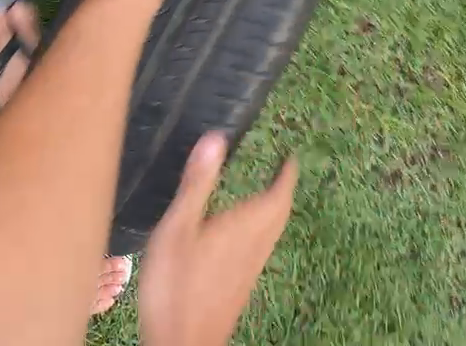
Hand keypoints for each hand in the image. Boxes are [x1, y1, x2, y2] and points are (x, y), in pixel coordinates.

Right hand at [138, 132, 297, 345]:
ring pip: (271, 233)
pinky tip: (242, 232)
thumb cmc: (176, 284)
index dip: (286, 177)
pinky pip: (259, 247)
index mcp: (241, 229)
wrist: (181, 343)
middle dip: (283, 192)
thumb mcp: (178, 226)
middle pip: (278, 216)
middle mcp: (251, 248)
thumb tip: (216, 139)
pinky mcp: (237, 286)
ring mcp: (246, 270)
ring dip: (274, 210)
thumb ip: (197, 184)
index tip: (290, 158)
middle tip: (282, 171)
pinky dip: (260, 228)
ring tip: (267, 192)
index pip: (276, 198)